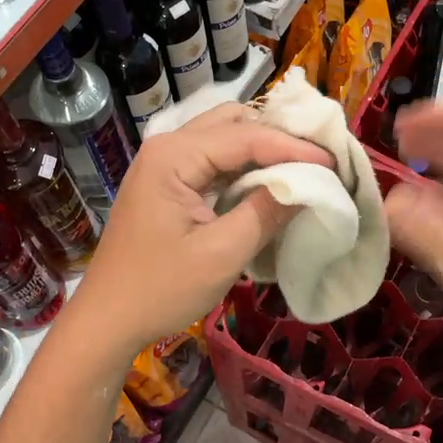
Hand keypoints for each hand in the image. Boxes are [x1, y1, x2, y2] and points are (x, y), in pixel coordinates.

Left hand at [74, 104, 332, 352]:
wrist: (107, 319)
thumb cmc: (161, 289)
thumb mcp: (221, 254)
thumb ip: (266, 212)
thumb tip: (309, 185)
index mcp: (173, 156)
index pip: (246, 136)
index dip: (294, 147)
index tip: (334, 163)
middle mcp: (166, 148)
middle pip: (233, 123)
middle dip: (277, 137)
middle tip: (318, 160)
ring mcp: (162, 165)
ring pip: (222, 139)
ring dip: (260, 150)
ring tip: (301, 169)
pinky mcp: (165, 185)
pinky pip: (211, 162)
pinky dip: (242, 168)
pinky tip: (268, 184)